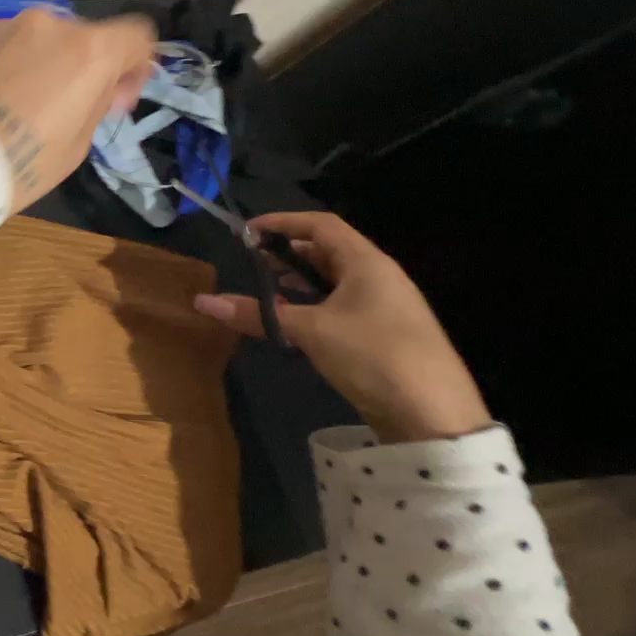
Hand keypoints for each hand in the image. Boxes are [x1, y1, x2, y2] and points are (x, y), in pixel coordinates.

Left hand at [0, 8, 155, 209]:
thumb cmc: (16, 164)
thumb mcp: (75, 145)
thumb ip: (97, 105)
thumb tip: (105, 87)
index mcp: (88, 50)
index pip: (135, 36)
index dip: (135, 66)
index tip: (119, 98)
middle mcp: (48, 25)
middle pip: (83, 39)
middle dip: (83, 68)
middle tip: (66, 109)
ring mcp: (3, 29)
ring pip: (39, 43)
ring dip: (42, 67)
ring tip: (20, 110)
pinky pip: (4, 51)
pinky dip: (8, 70)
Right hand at [192, 212, 492, 444]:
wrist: (432, 413)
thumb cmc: (373, 355)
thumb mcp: (309, 331)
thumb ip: (256, 314)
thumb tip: (202, 302)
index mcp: (367, 264)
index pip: (321, 226)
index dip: (282, 222)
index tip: (246, 231)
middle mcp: (377, 277)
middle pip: (327, 250)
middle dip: (286, 251)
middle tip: (249, 261)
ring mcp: (381, 305)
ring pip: (332, 279)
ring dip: (297, 279)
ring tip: (263, 288)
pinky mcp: (379, 332)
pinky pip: (338, 304)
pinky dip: (310, 303)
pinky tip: (289, 320)